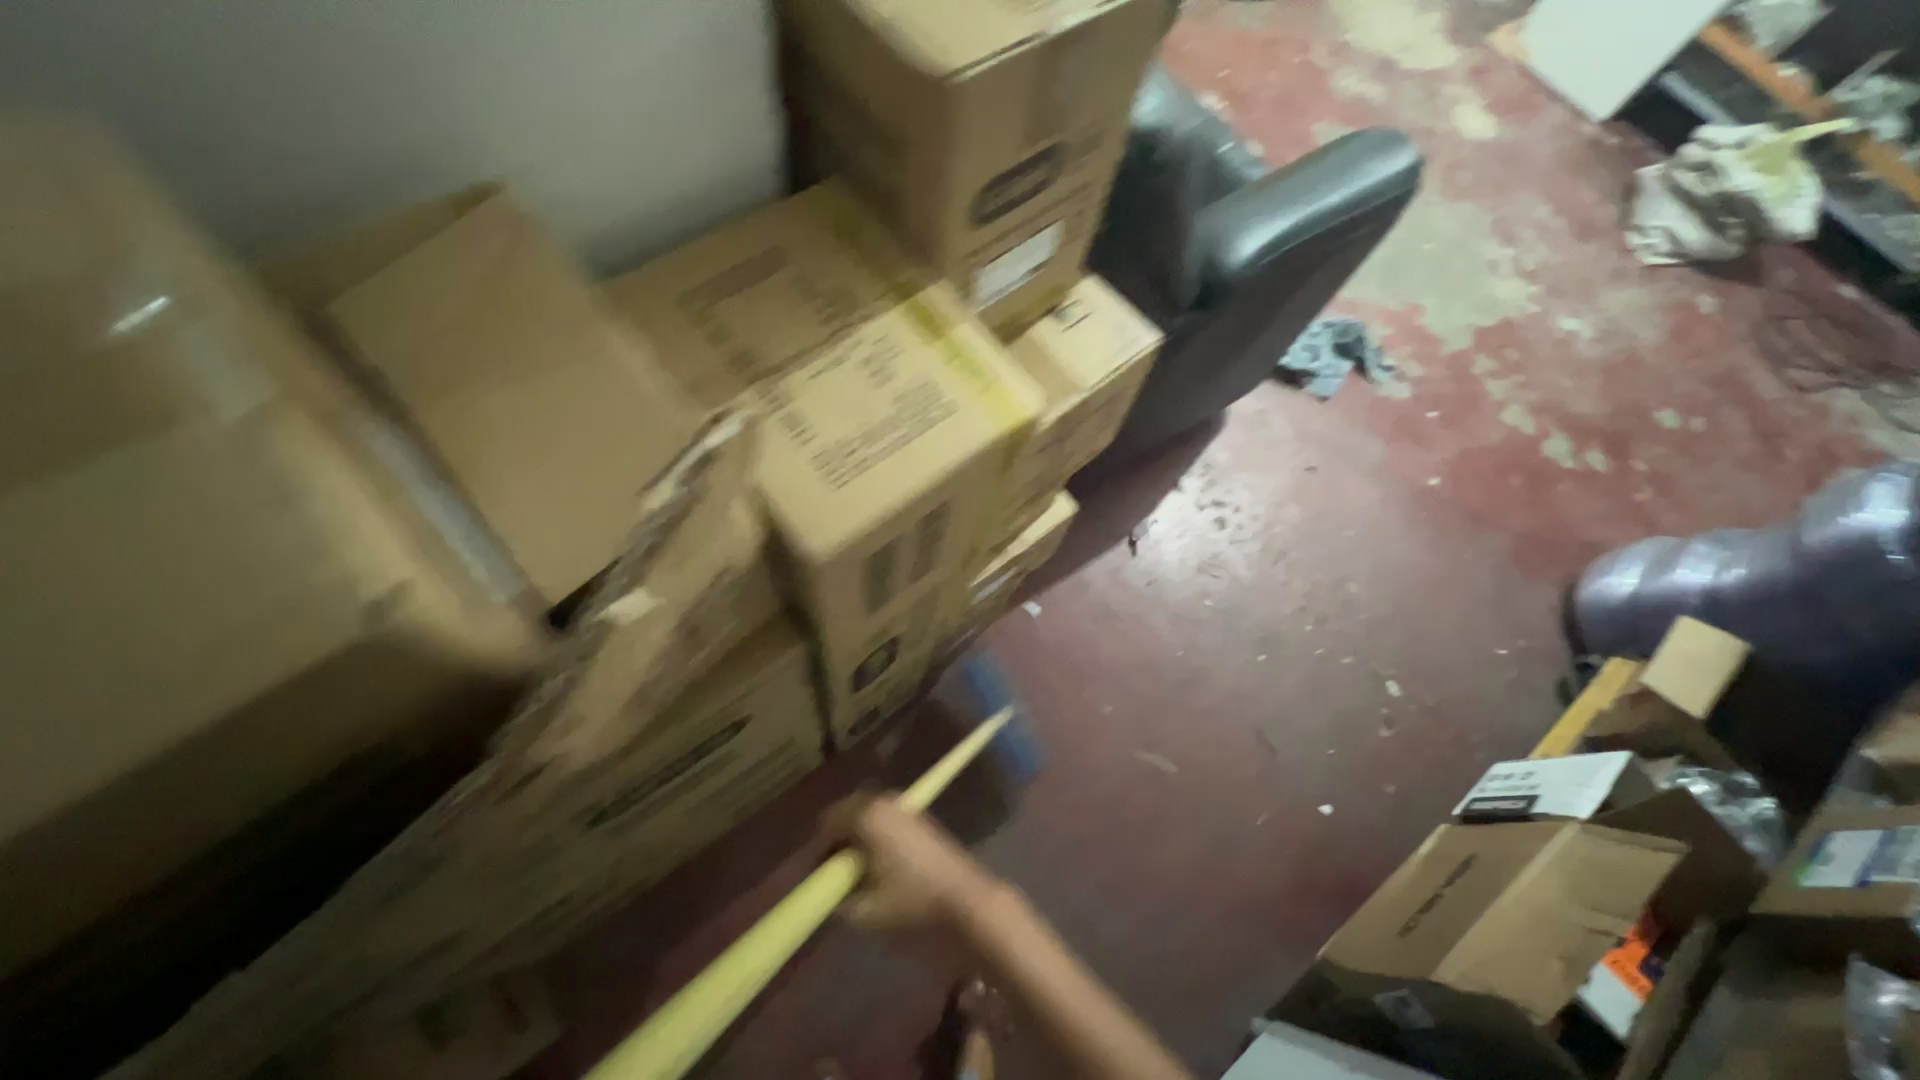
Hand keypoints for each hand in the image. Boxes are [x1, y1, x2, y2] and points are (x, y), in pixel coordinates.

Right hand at [826, 792, 1000, 930]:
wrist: (967, 903)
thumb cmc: (912, 904)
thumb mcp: (864, 912)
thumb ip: (840, 900)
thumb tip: (834, 894)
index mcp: (867, 816)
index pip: (828, 822)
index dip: (821, 849)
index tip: (821, 876)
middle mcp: (886, 802)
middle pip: (850, 813)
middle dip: (841, 838)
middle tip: (838, 872)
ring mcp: (908, 809)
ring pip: (872, 816)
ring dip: (861, 837)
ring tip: (861, 872)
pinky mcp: (925, 822)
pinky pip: (890, 822)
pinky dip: (881, 838)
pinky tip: (884, 867)